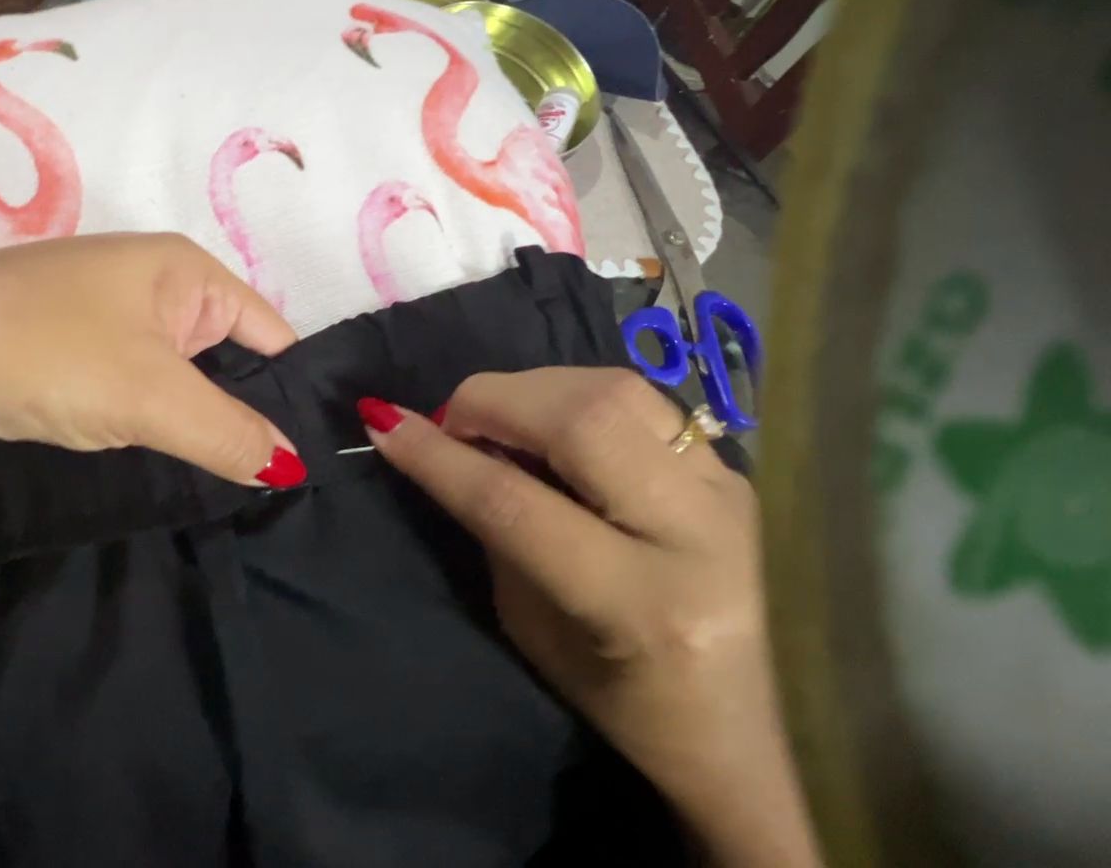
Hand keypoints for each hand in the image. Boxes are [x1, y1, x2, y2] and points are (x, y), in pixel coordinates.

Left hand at [0, 233, 306, 487]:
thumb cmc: (48, 355)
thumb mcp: (151, 397)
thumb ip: (229, 433)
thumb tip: (290, 464)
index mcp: (183, 268)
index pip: (269, 331)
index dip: (289, 395)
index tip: (304, 464)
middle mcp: (149, 278)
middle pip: (223, 352)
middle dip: (239, 412)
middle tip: (263, 482)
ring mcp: (102, 309)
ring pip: (175, 372)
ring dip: (189, 418)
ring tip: (214, 476)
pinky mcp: (66, 342)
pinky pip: (131, 381)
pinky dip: (145, 415)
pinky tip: (147, 451)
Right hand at [361, 370, 820, 867]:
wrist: (731, 722)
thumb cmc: (610, 693)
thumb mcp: (527, 622)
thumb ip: (493, 525)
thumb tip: (440, 443)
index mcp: (639, 601)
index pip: (516, 503)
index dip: (439, 457)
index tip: (381, 424)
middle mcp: (695, 532)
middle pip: (581, 420)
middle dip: (492, 403)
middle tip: (450, 424)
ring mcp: (725, 490)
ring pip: (614, 389)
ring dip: (532, 390)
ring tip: (495, 422)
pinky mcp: (728, 469)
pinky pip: (637, 399)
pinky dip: (571, 395)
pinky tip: (546, 425)